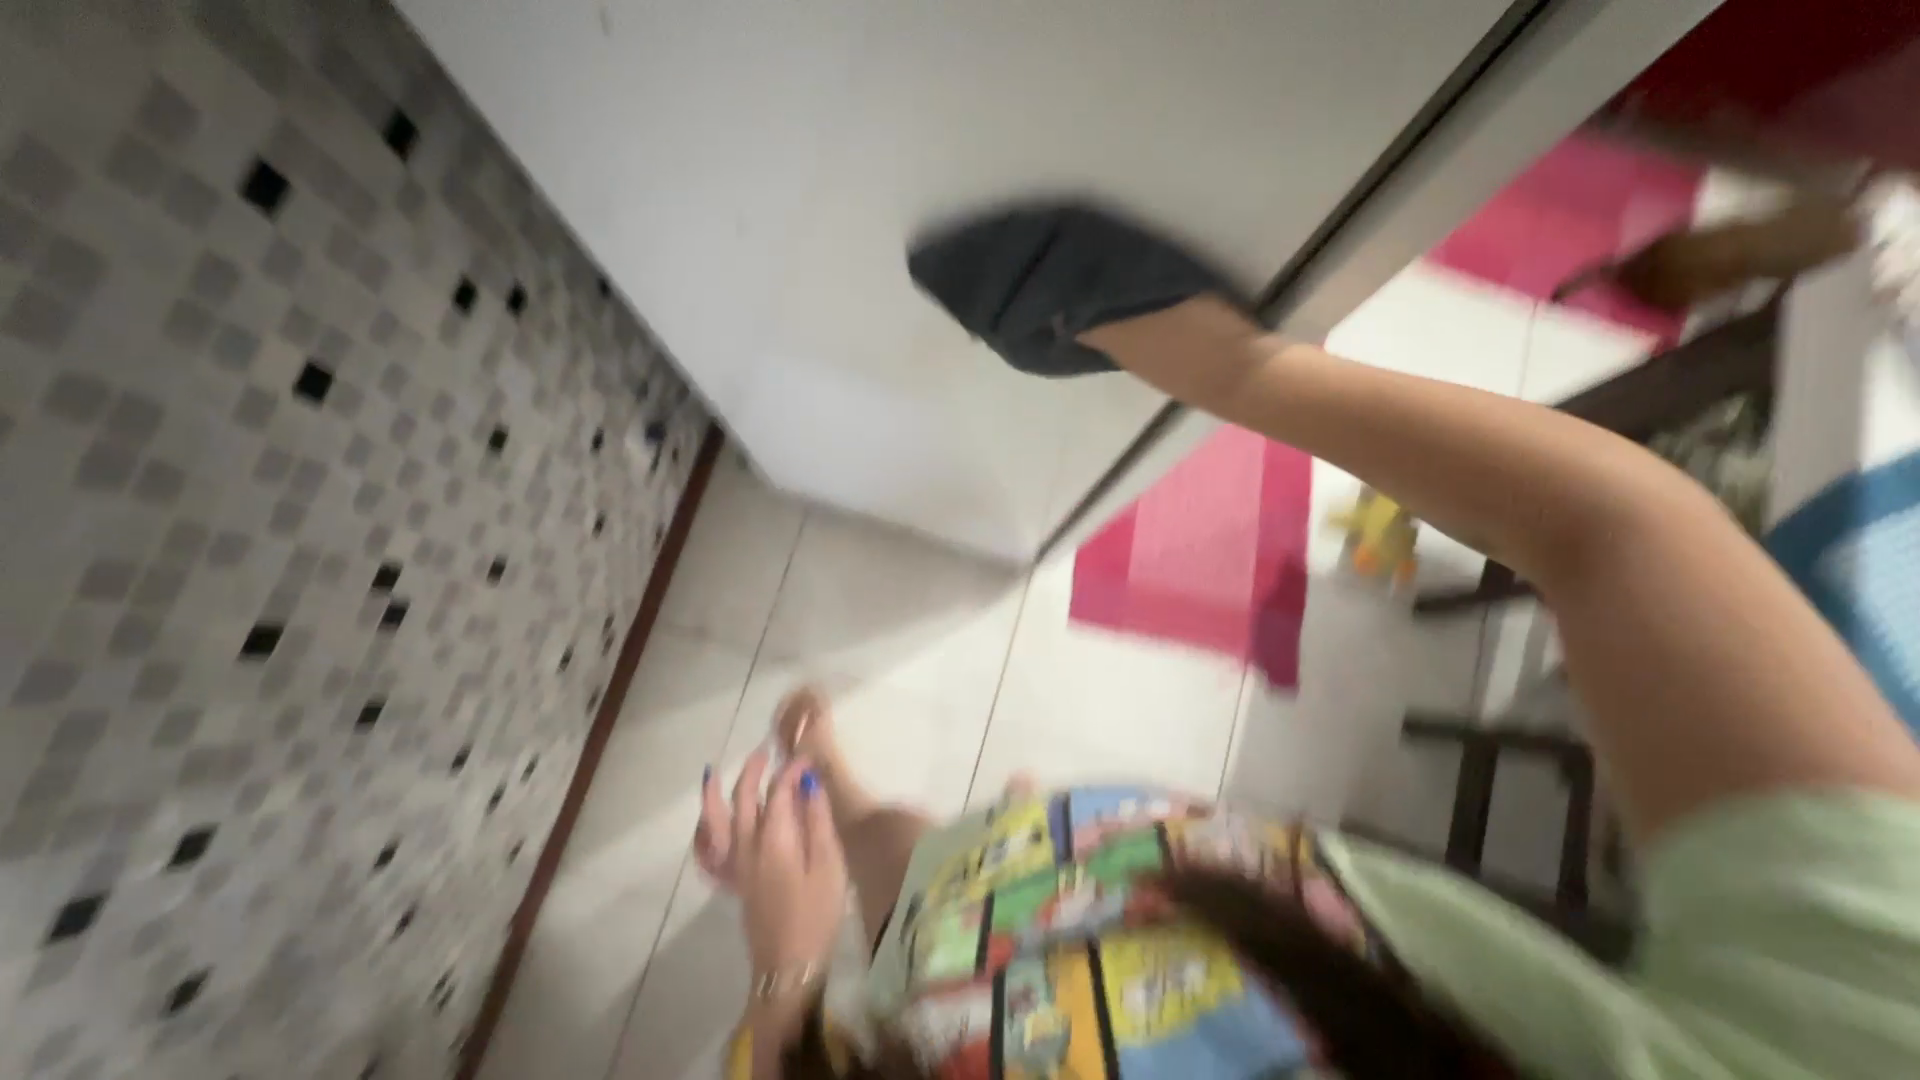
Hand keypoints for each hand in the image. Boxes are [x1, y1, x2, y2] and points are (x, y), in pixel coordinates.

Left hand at [693, 748, 848, 983]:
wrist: (789, 967)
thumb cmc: (817, 914)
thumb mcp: (829, 864)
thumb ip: (817, 821)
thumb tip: (808, 783)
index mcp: (774, 838)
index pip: (778, 792)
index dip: (791, 770)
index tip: (806, 757)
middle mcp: (747, 846)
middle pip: (743, 799)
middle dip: (752, 772)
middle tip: (766, 752)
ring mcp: (736, 866)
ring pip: (715, 823)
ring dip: (714, 796)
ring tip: (712, 774)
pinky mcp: (734, 883)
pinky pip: (709, 853)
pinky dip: (704, 834)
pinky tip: (705, 826)